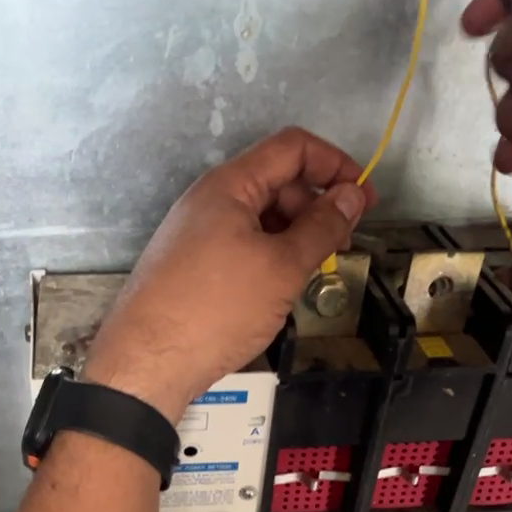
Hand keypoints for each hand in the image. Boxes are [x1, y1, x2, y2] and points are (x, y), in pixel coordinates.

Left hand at [82, 127, 375, 417]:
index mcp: (229, 186)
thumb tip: (351, 195)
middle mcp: (207, 202)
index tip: (364, 198)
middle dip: (315, 206)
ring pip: (257, 220)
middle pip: (275, 183)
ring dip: (293, 237)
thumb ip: (321, 227)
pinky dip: (267, 259)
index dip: (335, 164)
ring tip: (310, 273)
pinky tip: (278, 290)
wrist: (146, 364)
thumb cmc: (214, 310)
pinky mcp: (189, 268)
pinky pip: (239, 248)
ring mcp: (195, 236)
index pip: (292, 148)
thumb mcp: (281, 268)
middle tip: (341, 244)